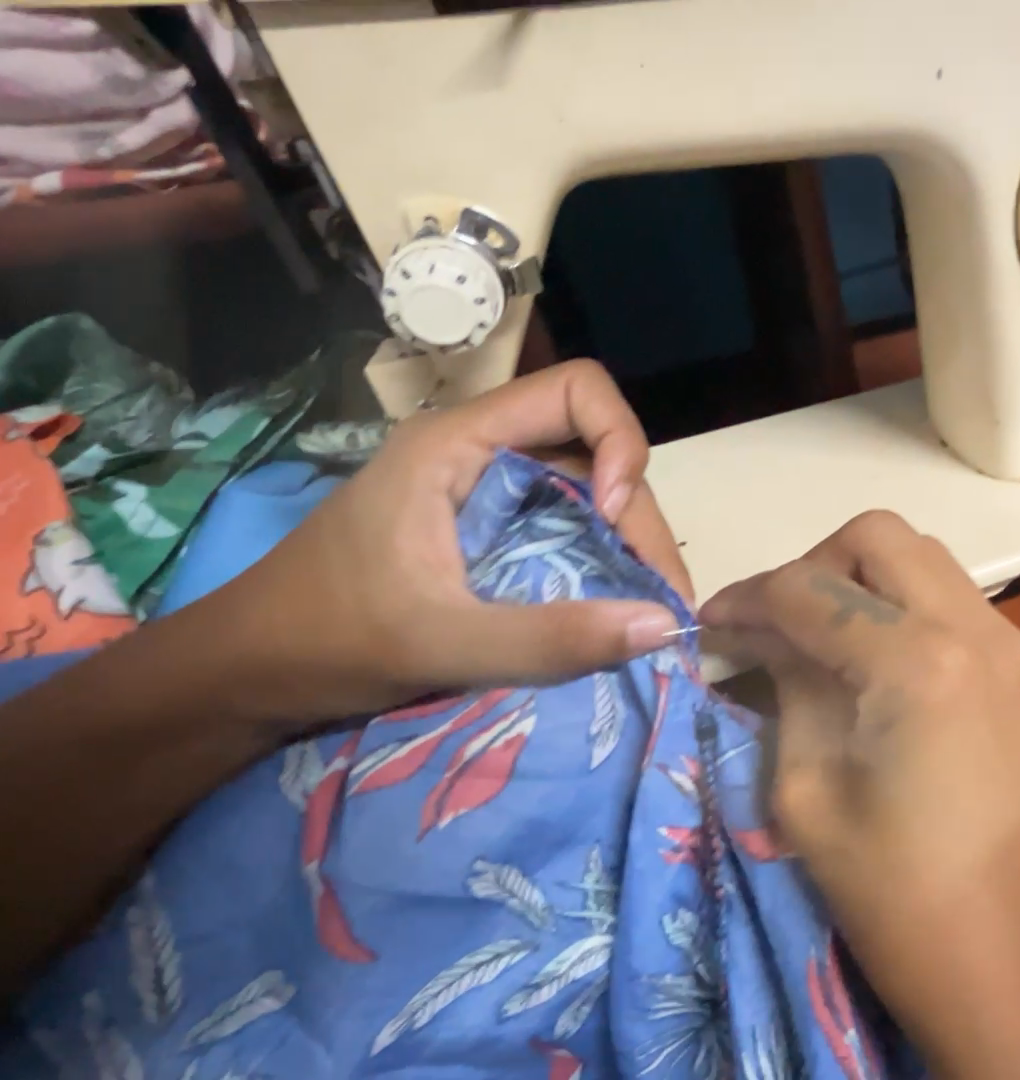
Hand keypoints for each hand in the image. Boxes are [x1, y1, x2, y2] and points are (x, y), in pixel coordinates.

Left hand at [207, 359, 691, 730]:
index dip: (619, 441)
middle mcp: (484, 455)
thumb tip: (665, 625)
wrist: (246, 675)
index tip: (613, 517)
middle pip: (599, 454)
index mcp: (459, 443)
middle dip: (640, 520)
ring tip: (650, 614)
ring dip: (630, 549)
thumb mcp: (440, 642)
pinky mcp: (494, 533)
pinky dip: (603, 568)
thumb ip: (551, 638)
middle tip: (662, 597)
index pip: (577, 391)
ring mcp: (490, 495)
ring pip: (592, 497)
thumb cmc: (327, 638)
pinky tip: (614, 612)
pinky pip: (571, 532)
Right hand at [701, 510, 1019, 924]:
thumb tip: (756, 628)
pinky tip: (869, 657)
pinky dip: (901, 603)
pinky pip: (950, 595)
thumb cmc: (888, 888)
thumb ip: (784, 683)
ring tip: (819, 638)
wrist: (994, 947)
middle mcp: (973, 626)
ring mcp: (1006, 639)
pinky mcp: (1019, 661)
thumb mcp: (805, 786)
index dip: (748, 597)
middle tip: (776, 624)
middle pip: (878, 536)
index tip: (710, 625)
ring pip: (921, 556)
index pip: (812, 589)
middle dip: (814, 565)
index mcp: (917, 660)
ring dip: (861, 578)